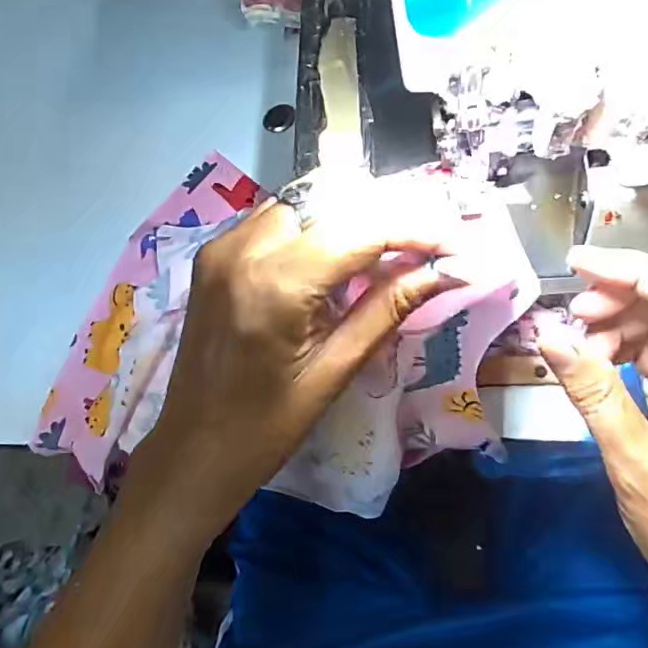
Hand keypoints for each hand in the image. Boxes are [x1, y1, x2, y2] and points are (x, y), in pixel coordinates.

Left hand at [120, 197, 457, 544]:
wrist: (192, 448)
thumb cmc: (266, 427)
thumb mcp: (335, 371)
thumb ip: (388, 308)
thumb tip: (446, 270)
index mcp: (275, 284)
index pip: (359, 228)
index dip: (415, 229)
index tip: (456, 244)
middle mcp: (242, 248)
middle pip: (330, 199)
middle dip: (385, 213)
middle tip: (427, 243)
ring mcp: (221, 245)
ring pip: (302, 201)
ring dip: (349, 214)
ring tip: (390, 247)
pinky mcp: (212, 253)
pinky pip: (274, 217)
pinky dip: (314, 224)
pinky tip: (338, 254)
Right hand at [537, 248, 647, 638]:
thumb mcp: (635, 467)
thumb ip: (594, 395)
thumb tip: (549, 337)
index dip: (641, 272)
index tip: (582, 265)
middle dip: (634, 286)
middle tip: (577, 302)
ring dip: (627, 315)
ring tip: (578, 333)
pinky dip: (628, 344)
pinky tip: (596, 354)